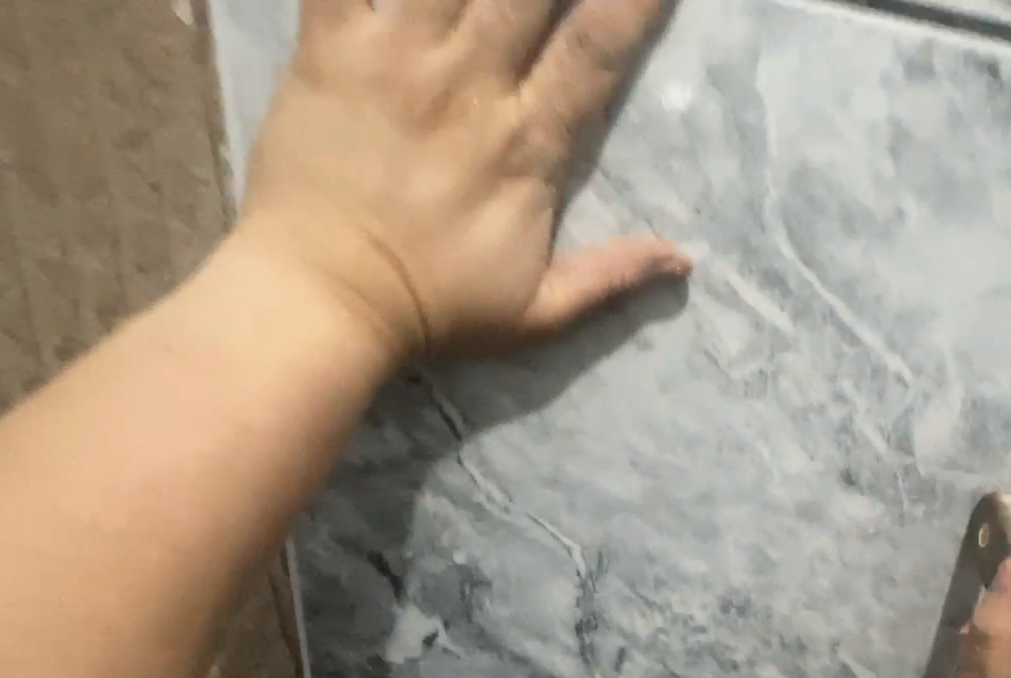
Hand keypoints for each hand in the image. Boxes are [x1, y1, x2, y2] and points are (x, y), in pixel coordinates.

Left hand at [235, 0, 692, 358]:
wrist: (325, 300)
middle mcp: (471, 83)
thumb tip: (684, 258)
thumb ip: (611, 277)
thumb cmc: (438, 310)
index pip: (596, 50)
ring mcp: (396, 54)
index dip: (633, 1)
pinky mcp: (329, 44)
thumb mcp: (540, 313)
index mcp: (528, 145)